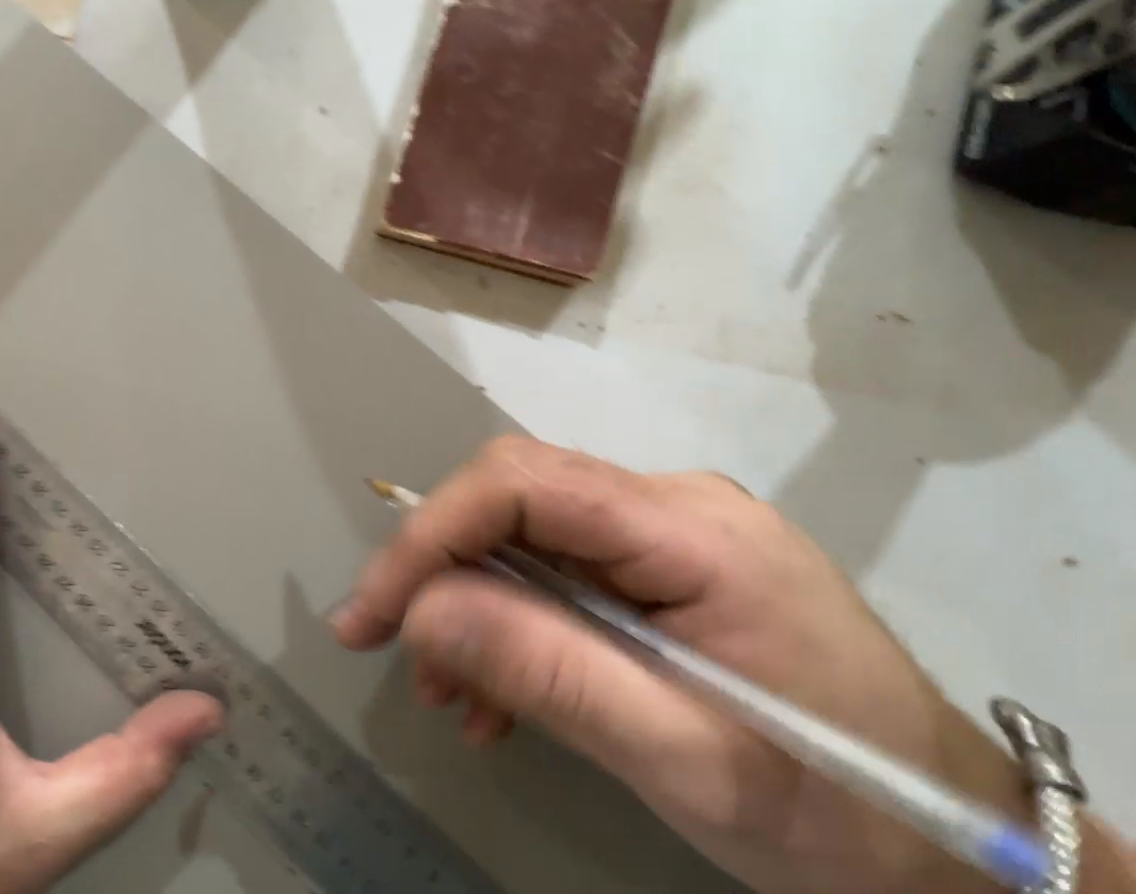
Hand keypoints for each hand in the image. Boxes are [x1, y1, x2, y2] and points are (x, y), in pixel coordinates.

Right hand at [329, 436, 1094, 893]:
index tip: (371, 614)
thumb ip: (548, 672)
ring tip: (454, 698)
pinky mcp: (665, 572)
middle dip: (439, 576)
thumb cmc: (833, 805)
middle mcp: (675, 507)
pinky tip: (502, 697)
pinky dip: (513, 628)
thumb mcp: (682, 754)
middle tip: (396, 656)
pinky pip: (560, 576)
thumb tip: (417, 610)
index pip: (521, 481)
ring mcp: (671, 536)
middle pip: (516, 502)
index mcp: (692, 531)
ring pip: (527, 541)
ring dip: (471, 611)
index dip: (429, 535)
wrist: (957, 845)